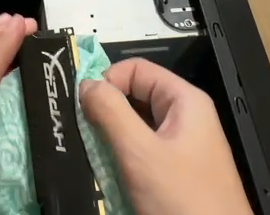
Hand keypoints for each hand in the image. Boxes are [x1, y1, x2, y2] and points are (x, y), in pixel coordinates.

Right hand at [80, 58, 252, 214]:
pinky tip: (112, 180)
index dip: (108, 81)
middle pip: (136, 99)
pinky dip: (126, 163)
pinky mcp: (180, 175)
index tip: (82, 107)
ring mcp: (184, 149)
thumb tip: (86, 83)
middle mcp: (187, 118)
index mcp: (185, 101)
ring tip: (95, 159)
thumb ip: (111, 113)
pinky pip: (145, 156)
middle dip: (108, 115)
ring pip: (138, 130)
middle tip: (83, 135)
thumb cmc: (183, 201)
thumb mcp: (141, 154)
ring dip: (114, 142)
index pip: (137, 69)